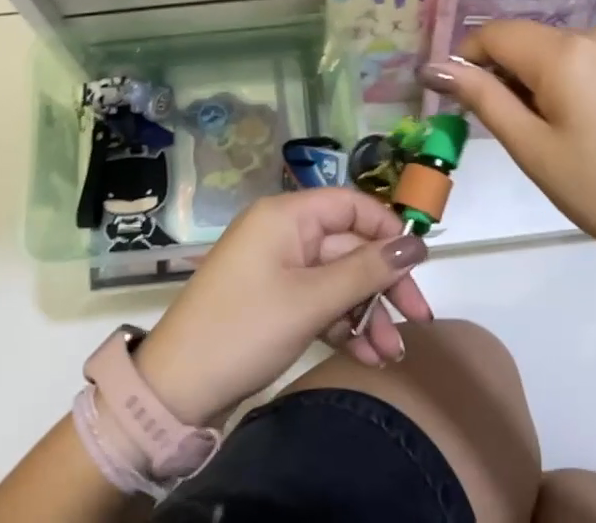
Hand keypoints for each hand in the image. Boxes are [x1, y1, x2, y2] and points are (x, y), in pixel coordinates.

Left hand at [133, 189, 432, 425]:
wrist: (177, 389)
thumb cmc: (245, 330)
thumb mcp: (311, 300)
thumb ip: (367, 270)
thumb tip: (418, 244)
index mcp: (285, 217)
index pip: (350, 205)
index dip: (387, 230)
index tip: (418, 266)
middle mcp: (283, 235)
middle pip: (349, 247)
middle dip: (384, 284)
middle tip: (419, 320)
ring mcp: (277, 270)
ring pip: (338, 280)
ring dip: (368, 314)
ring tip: (391, 354)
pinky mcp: (274, 303)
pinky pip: (320, 303)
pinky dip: (344, 326)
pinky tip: (368, 357)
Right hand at [421, 23, 595, 298]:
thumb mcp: (531, 149)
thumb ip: (482, 98)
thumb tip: (435, 67)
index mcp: (567, 53)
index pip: (496, 34)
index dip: (468, 58)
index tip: (461, 96)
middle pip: (530, 40)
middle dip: (508, 73)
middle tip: (514, 128)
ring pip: (561, 48)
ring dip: (541, 76)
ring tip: (555, 132)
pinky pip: (593, 57)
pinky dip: (574, 78)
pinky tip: (588, 123)